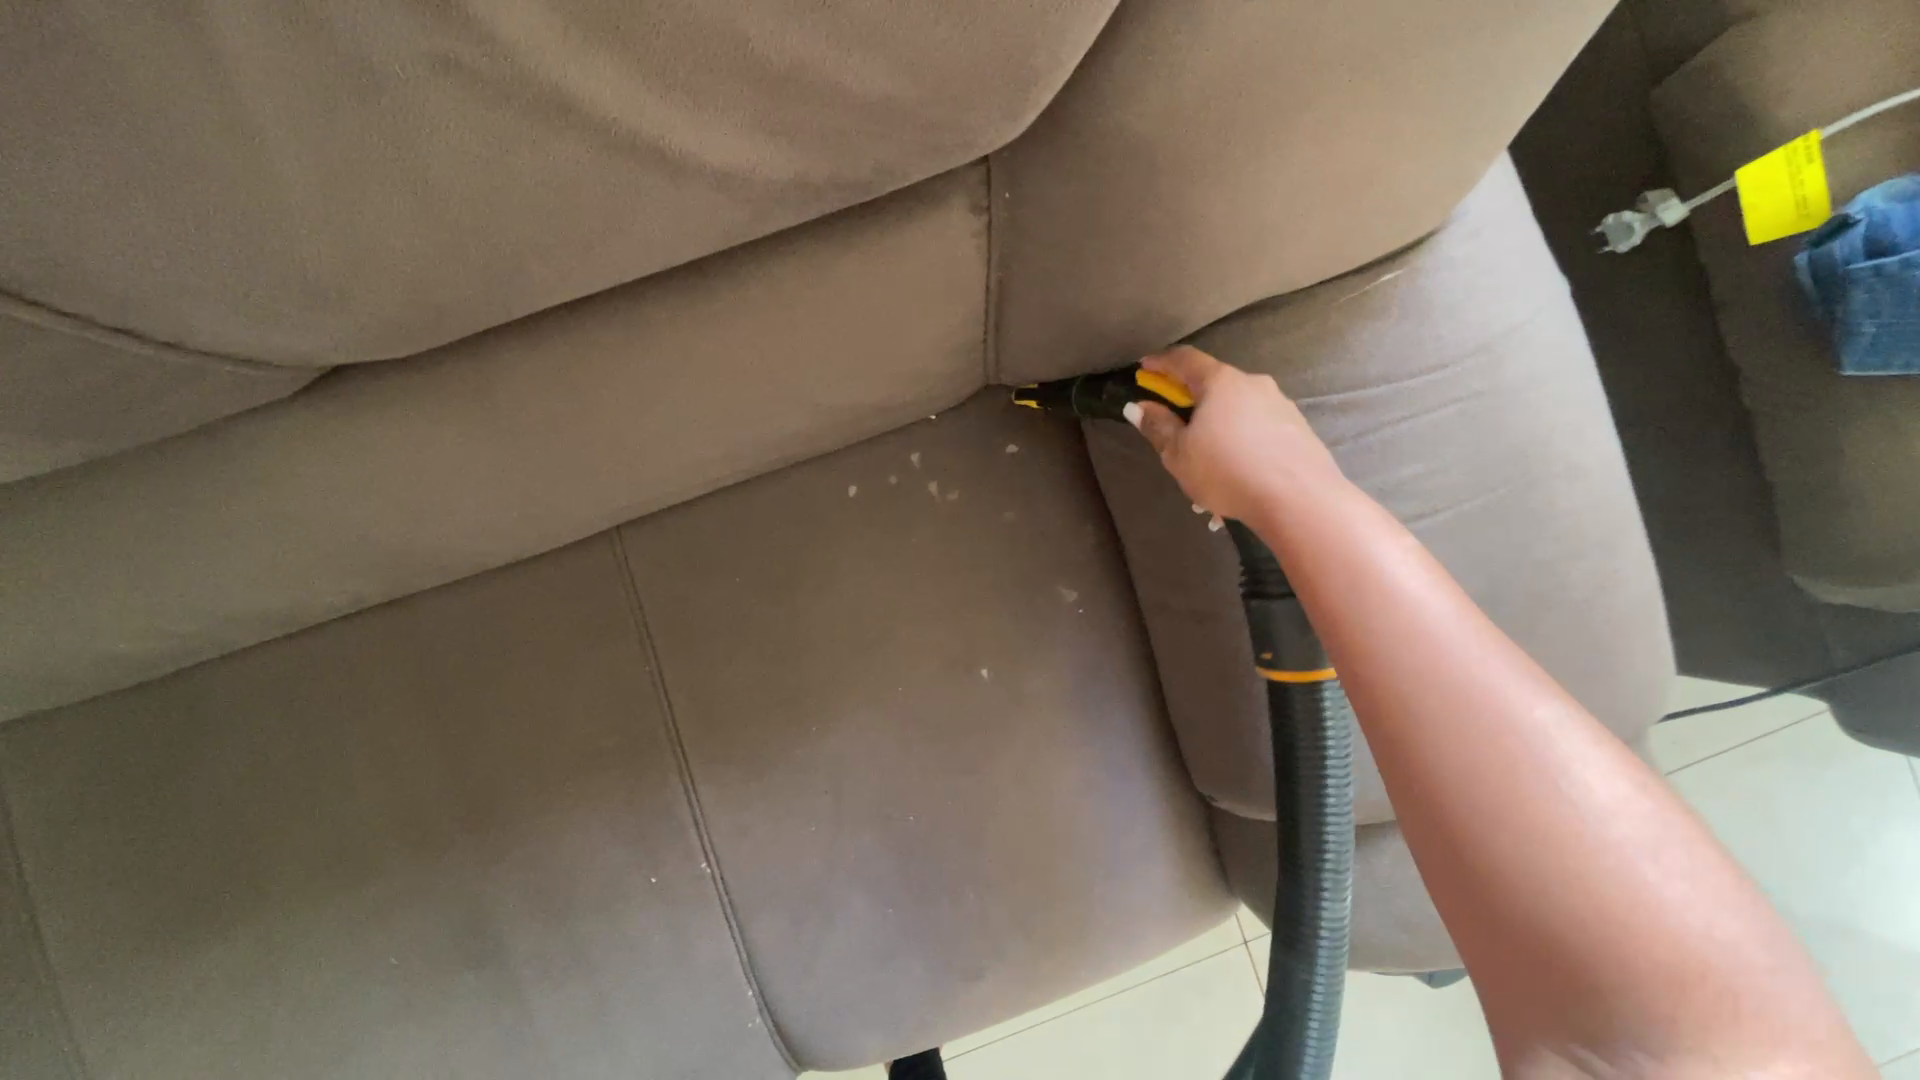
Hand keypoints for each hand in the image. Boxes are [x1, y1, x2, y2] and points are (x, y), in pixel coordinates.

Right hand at [1125, 346, 1343, 525]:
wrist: (1299, 499)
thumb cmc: (1227, 471)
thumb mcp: (1179, 454)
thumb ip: (1158, 427)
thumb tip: (1137, 406)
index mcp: (1220, 383)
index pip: (1185, 359)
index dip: (1161, 362)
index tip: (1145, 369)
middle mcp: (1252, 384)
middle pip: (1215, 386)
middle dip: (1192, 404)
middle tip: (1177, 429)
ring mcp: (1280, 405)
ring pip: (1238, 413)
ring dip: (1218, 430)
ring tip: (1208, 468)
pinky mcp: (1298, 429)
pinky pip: (1259, 431)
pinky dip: (1242, 446)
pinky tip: (1237, 478)